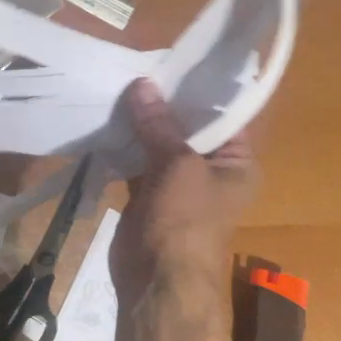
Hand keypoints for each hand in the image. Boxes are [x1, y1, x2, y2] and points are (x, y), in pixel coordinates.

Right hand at [111, 79, 257, 302]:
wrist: (158, 277)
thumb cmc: (184, 220)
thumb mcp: (177, 165)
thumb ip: (158, 125)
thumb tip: (141, 85)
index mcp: (237, 161)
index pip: (224, 115)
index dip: (199, 90)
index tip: (173, 63)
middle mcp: (211, 169)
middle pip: (187, 129)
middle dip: (161, 107)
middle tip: (134, 74)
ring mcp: (177, 185)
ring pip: (157, 146)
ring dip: (138, 128)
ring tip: (114, 95)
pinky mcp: (146, 197)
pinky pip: (135, 165)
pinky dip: (121, 150)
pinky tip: (103, 129)